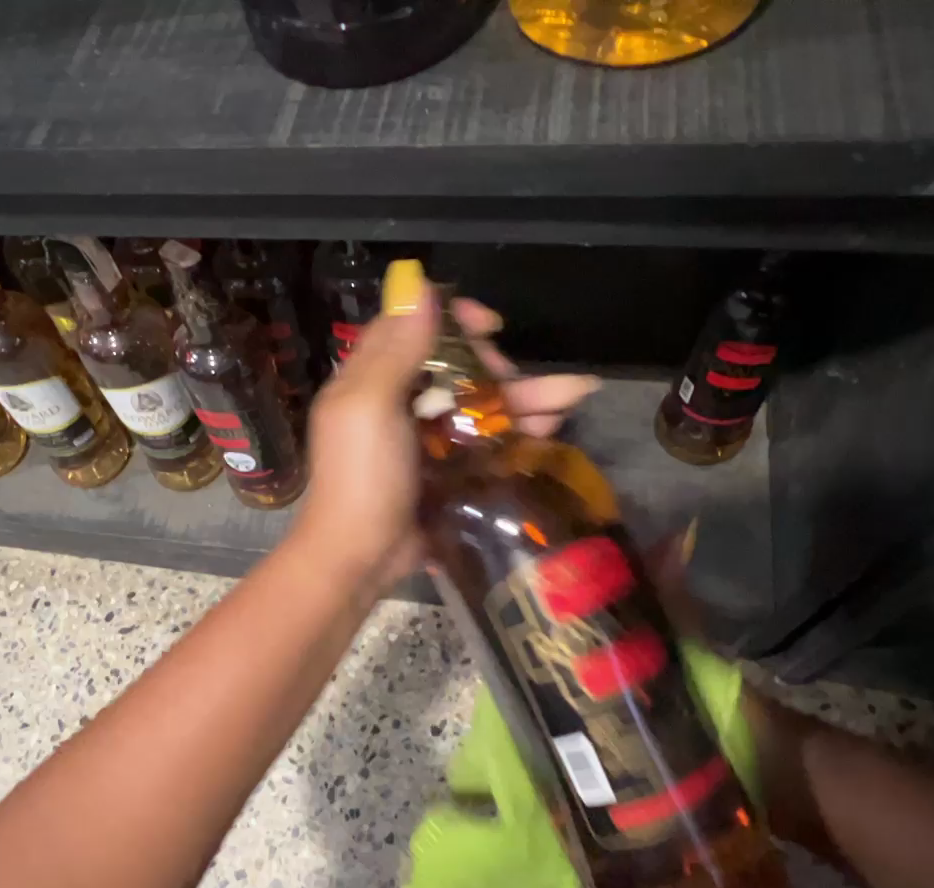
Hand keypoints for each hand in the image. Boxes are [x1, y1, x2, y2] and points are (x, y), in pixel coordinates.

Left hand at [292, 259, 601, 586]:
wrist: (358, 559)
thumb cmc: (361, 479)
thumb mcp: (370, 407)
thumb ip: (396, 348)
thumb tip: (417, 283)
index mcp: (371, 379)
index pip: (412, 327)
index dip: (452, 318)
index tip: (490, 324)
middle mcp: (397, 402)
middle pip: (456, 366)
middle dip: (498, 366)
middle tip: (517, 378)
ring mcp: (423, 439)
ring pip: (479, 403)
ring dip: (525, 396)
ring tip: (574, 396)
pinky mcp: (445, 472)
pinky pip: (486, 441)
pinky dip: (518, 432)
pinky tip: (553, 429)